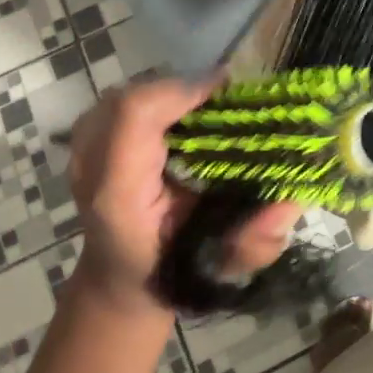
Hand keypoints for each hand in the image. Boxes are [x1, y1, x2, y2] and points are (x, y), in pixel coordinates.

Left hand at [66, 78, 305, 309]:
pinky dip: (156, 101)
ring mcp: (81, 151)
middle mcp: (92, 167)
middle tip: (224, 102)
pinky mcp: (86, 141)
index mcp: (120, 198)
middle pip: (132, 96)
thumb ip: (256, 243)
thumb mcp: (223, 269)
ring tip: (204, 109)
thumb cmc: (174, 273)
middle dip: (183, 91)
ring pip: (127, 93)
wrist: (122, 281)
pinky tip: (180, 118)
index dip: (182, 91)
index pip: (135, 115)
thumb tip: (291, 200)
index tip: (228, 91)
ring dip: (169, 95)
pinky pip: (122, 100)